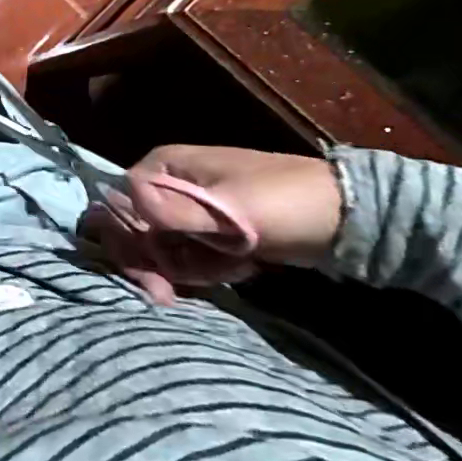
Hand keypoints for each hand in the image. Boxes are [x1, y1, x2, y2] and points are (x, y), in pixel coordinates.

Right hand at [86, 146, 342, 302]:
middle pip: (136, 231)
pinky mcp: (209, 228)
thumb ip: (175, 213)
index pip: (118, 205)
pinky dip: (209, 267)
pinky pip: (188, 255)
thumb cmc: (285, 202)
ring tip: (232, 266)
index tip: (152, 279)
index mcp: (164, 166)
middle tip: (175, 294)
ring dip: (192, 267)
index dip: (127, 243)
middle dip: (161, 264)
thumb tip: (122, 206)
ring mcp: (188, 207)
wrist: (343, 216)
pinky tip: (239, 266)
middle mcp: (168, 184)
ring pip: (163, 249)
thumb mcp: (230, 210)